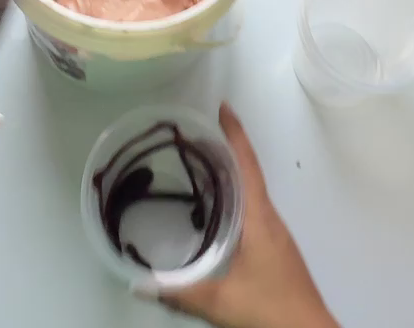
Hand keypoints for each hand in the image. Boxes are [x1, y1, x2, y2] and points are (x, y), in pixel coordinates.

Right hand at [150, 104, 338, 327]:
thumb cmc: (271, 310)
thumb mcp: (221, 302)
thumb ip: (180, 292)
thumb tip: (138, 283)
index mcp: (259, 217)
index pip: (247, 163)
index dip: (235, 134)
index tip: (222, 107)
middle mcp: (269, 217)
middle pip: (248, 172)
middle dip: (226, 149)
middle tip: (197, 135)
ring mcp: (275, 234)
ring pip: (251, 191)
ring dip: (230, 173)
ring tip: (201, 166)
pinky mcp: (275, 249)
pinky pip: (252, 209)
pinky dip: (234, 196)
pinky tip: (216, 212)